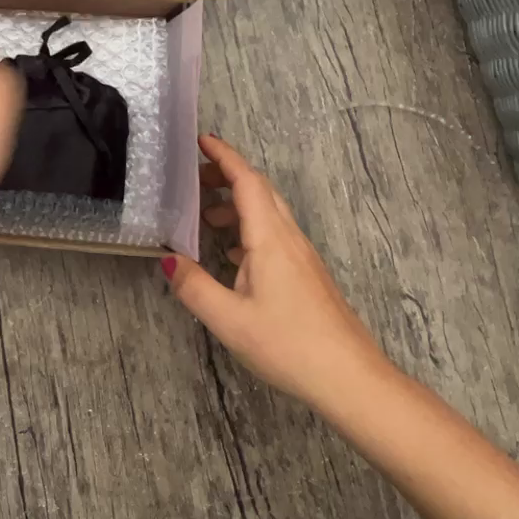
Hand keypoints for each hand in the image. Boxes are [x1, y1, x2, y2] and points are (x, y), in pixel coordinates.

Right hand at [164, 135, 391, 404]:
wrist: (351, 379)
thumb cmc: (289, 345)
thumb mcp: (229, 320)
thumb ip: (194, 286)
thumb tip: (166, 259)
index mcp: (269, 238)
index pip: (246, 181)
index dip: (224, 155)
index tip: (201, 139)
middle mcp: (288, 238)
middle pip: (259, 189)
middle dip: (227, 174)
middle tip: (195, 177)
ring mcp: (302, 256)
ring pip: (269, 212)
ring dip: (238, 203)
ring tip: (206, 217)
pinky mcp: (307, 274)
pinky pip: (275, 234)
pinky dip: (249, 228)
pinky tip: (233, 256)